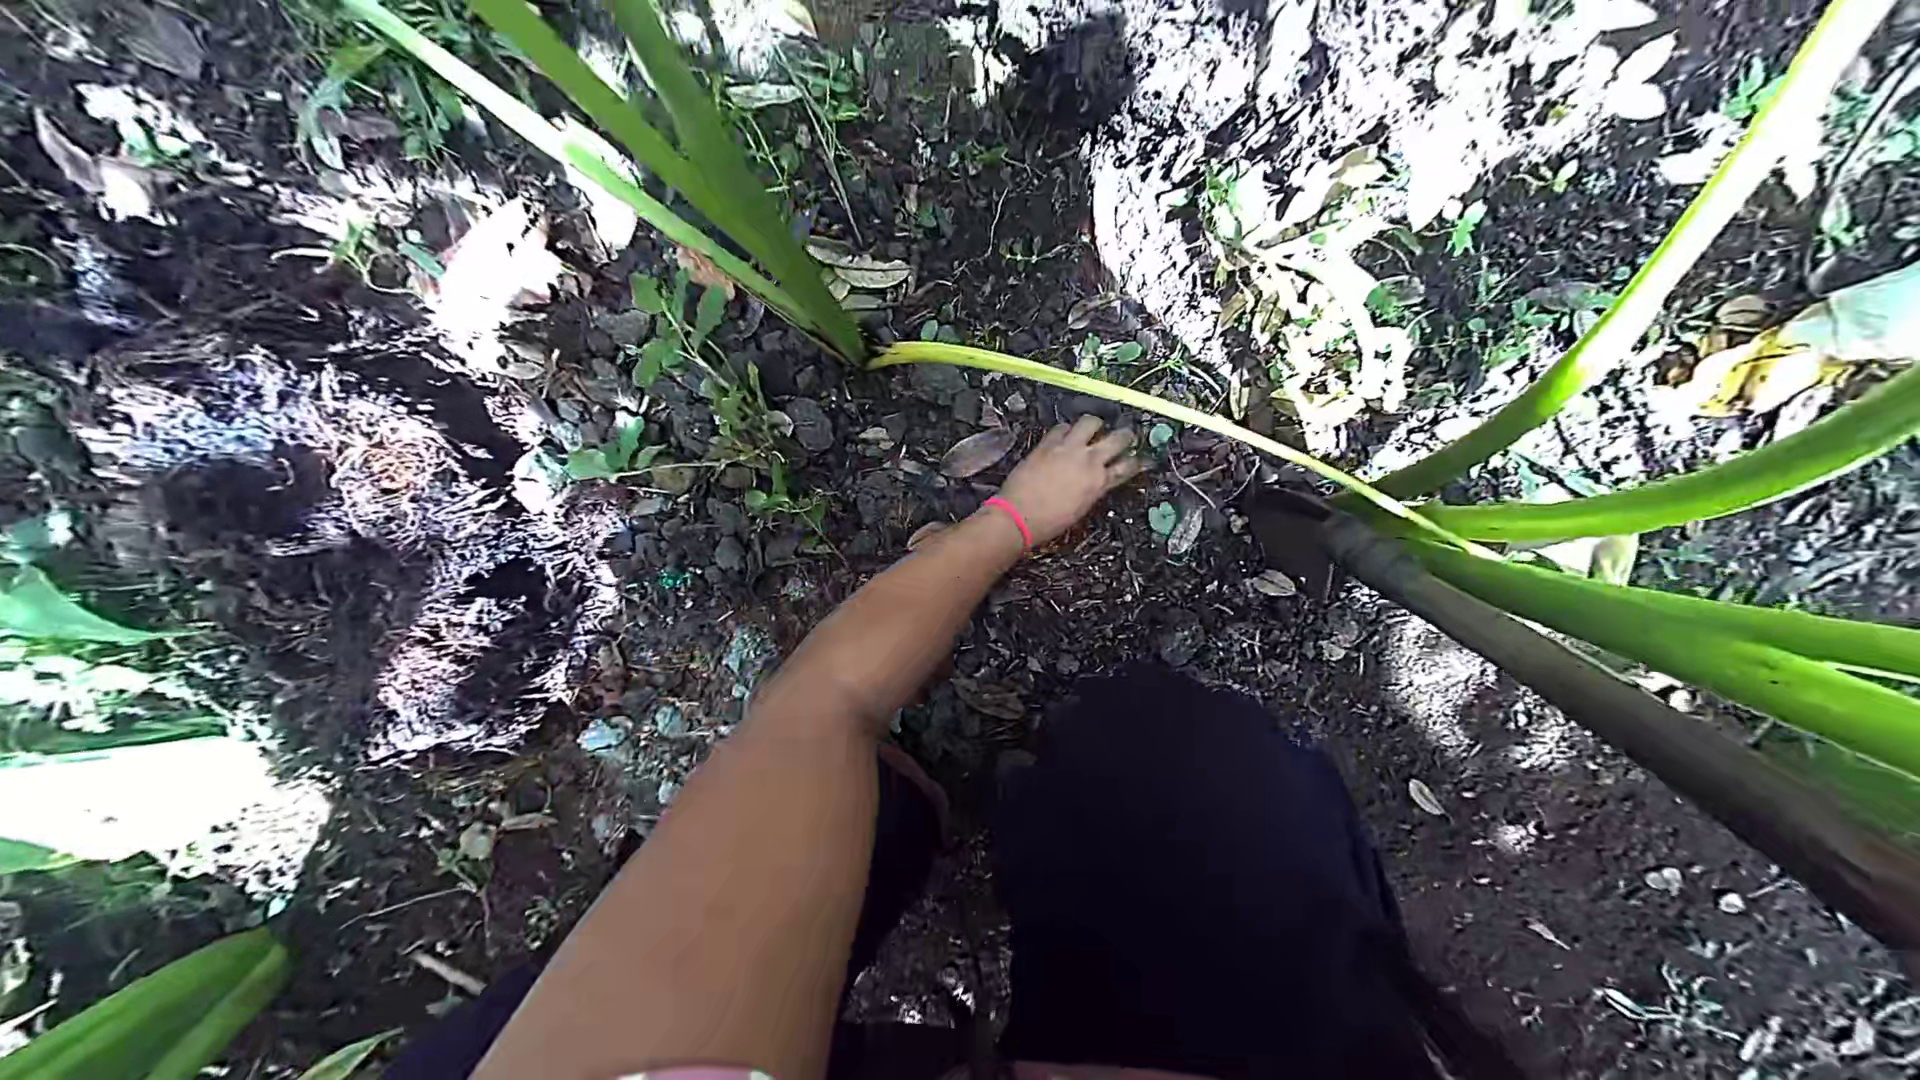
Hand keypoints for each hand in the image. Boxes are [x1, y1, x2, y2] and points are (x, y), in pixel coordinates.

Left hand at [992, 415, 1144, 545]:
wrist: (1019, 516)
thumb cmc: (1049, 521)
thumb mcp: (1081, 508)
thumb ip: (1093, 489)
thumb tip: (1096, 480)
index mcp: (1099, 482)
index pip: (1128, 466)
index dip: (1137, 461)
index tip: (1139, 458)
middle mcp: (1088, 461)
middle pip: (1117, 438)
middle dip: (1125, 435)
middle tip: (1125, 434)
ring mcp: (1068, 448)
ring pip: (1091, 422)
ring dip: (1095, 424)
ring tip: (1094, 427)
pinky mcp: (1048, 443)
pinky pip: (1062, 427)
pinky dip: (1066, 429)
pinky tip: (1064, 434)